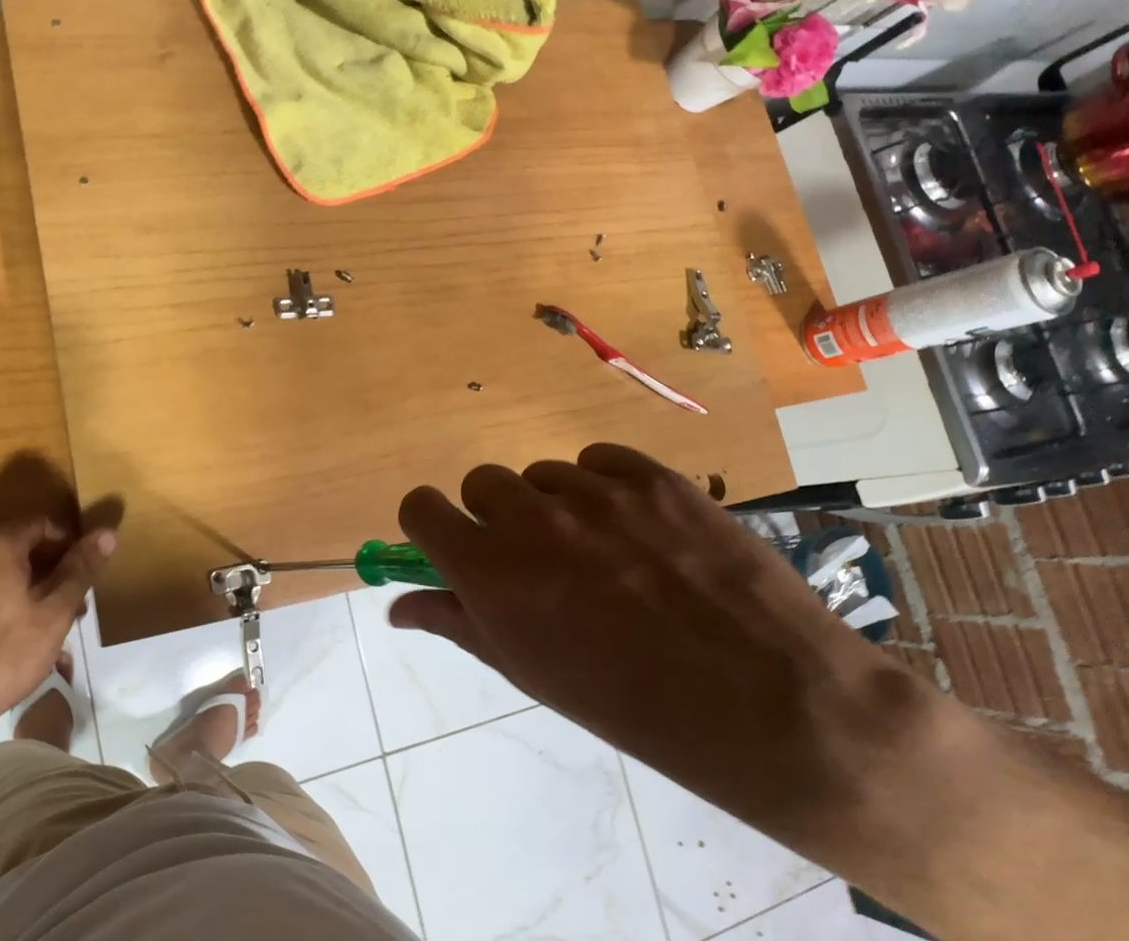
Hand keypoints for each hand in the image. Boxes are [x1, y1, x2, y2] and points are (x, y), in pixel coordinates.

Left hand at [0, 520, 116, 745]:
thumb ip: (80, 570)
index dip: (69, 545)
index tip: (84, 575)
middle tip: (70, 607)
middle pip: (15, 548)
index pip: (41, 525)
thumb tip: (107, 533)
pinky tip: (4, 637)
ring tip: (41, 627)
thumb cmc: (4, 657)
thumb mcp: (53, 615)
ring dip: (21, 588)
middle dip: (47, 571)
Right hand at [389, 443, 933, 842]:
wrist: (767, 702)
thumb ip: (456, 623)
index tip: (452, 547)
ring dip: (554, 506)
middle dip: (495, 517)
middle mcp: (533, 520)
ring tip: (602, 553)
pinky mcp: (656, 479)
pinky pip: (600, 460)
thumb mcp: (528, 671)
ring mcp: (597, 493)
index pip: (420, 507)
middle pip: (481, 484)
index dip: (432, 525)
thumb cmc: (629, 704)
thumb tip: (398, 606)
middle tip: (538, 562)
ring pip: (543, 475)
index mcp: (489, 571)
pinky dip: (603, 486)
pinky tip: (635, 529)